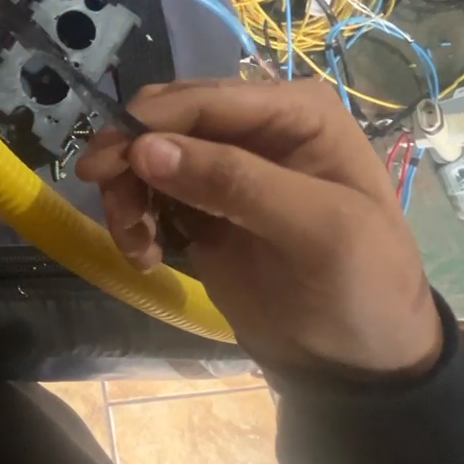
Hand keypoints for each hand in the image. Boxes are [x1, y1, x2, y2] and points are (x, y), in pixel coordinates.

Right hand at [76, 79, 442, 378]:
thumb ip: (234, 182)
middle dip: (129, 160)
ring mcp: (221, 163)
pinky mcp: (196, 199)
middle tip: (114, 205)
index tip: (103, 168)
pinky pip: (143, 188)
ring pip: (143, 153)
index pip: (202, 99)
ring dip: (126, 193)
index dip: (146, 125)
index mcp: (294, 113)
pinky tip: (145, 253)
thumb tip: (144, 149)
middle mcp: (253, 126)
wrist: (352, 363)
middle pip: (162, 120)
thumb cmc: (360, 289)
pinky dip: (132, 216)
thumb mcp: (317, 231)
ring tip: (135, 242)